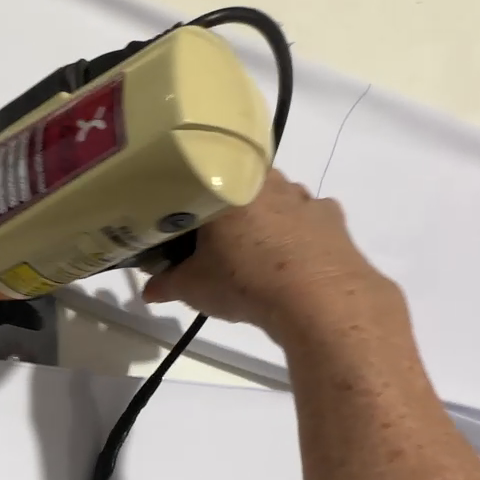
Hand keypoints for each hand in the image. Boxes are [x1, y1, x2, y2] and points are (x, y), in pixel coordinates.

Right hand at [142, 169, 406, 346]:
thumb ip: (165, 284)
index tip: (175, 234)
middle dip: (222, 213)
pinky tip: (283, 259)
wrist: (317, 297)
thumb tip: (149, 290)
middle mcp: (267, 183)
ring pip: (272, 202)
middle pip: (236, 192)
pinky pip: (302, 218)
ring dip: (259, 220)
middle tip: (209, 244)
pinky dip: (291, 233)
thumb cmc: (242, 281)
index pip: (195, 191)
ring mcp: (303, 198)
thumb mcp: (190, 288)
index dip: (182, 213)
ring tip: (247, 254)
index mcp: (227, 190)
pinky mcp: (331, 216)